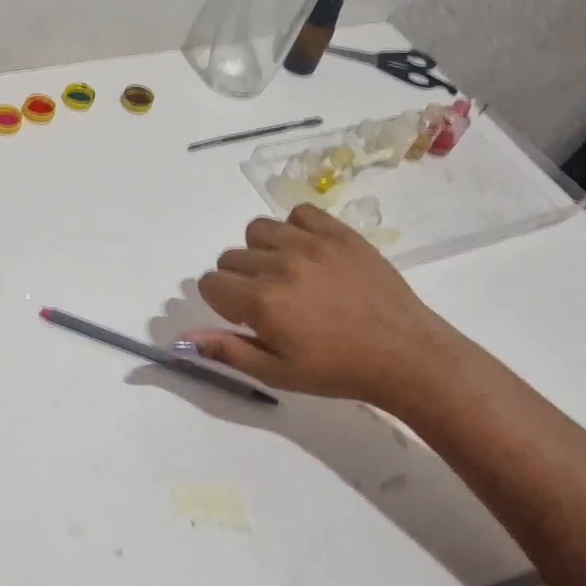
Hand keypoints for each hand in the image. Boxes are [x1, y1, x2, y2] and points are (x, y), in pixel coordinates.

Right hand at [187, 205, 467, 406]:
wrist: (404, 354)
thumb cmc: (336, 371)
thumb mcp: (275, 372)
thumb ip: (226, 350)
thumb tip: (181, 338)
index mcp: (261, 302)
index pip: (210, 283)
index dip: (222, 301)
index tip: (245, 317)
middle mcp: (280, 266)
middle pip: (230, 257)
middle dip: (240, 279)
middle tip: (271, 303)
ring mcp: (311, 244)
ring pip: (258, 230)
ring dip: (263, 251)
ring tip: (287, 274)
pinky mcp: (340, 233)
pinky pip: (299, 213)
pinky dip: (296, 229)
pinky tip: (309, 254)